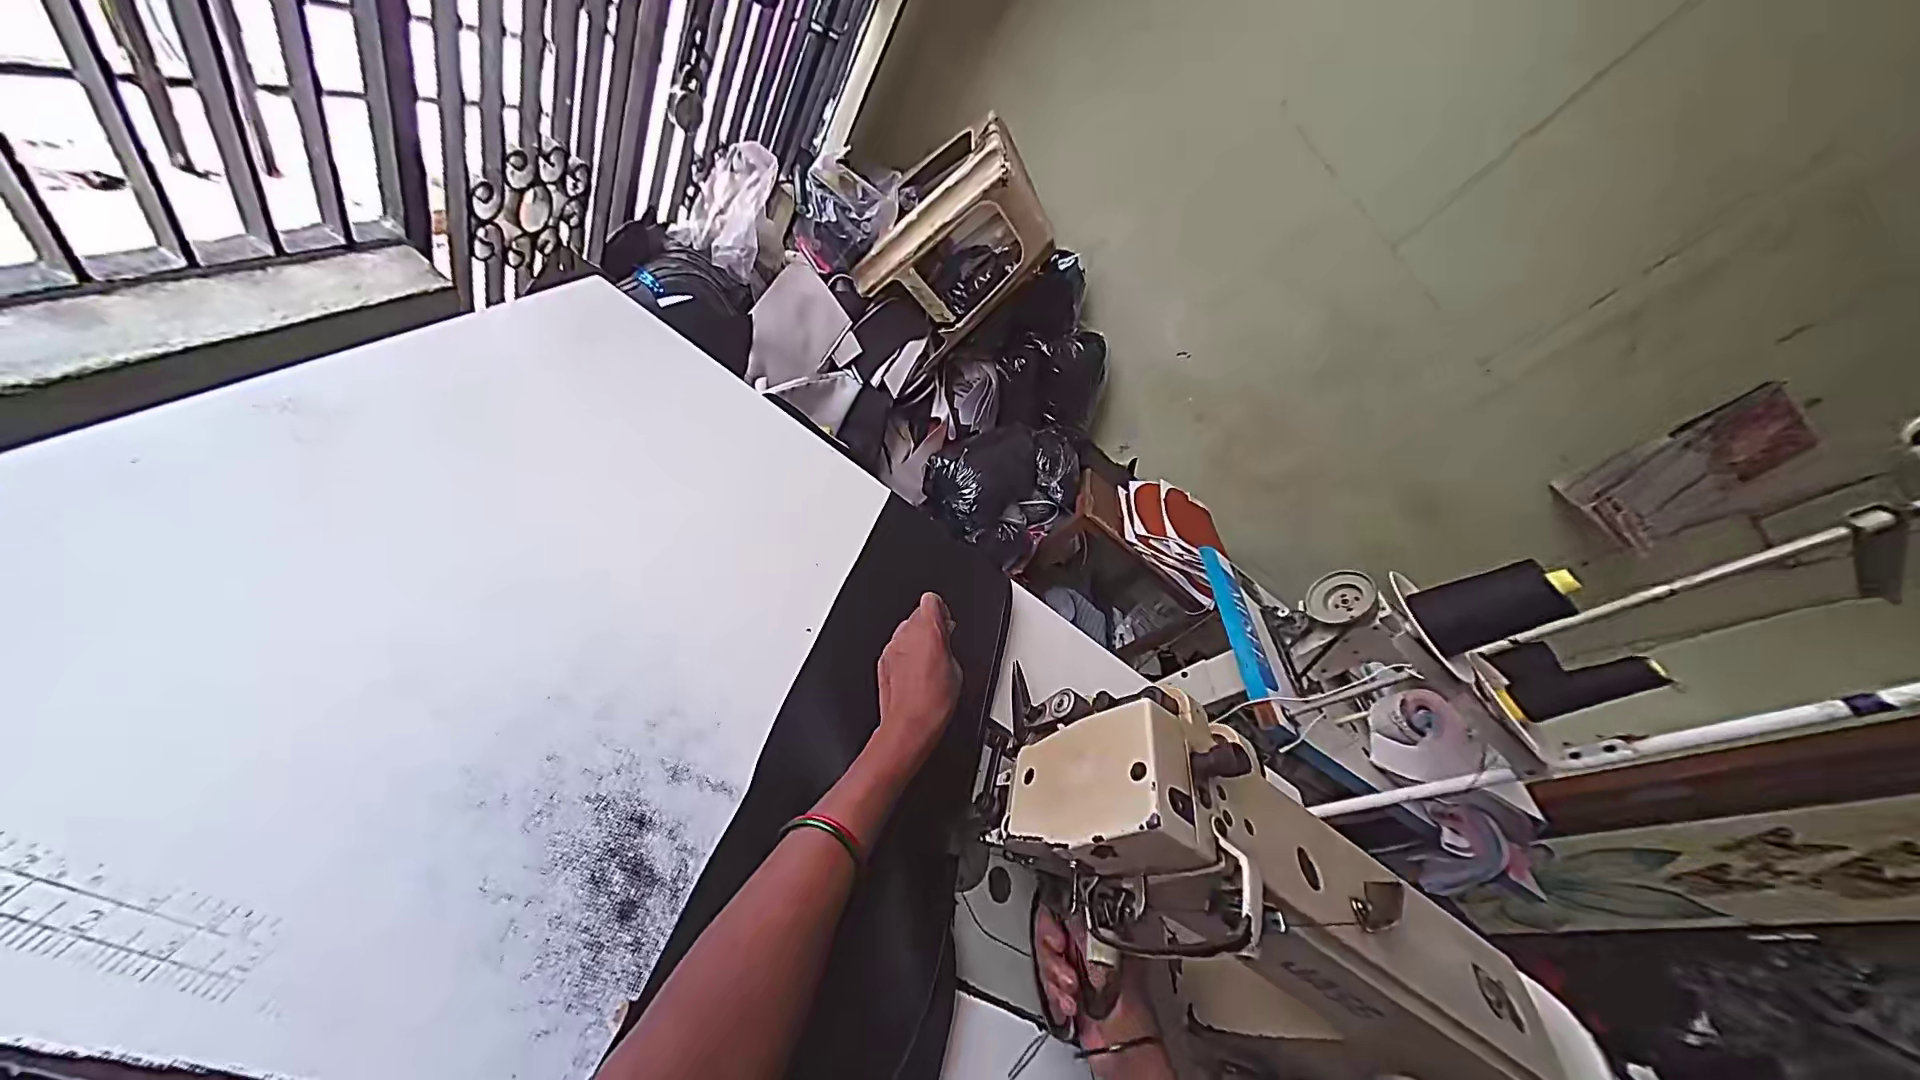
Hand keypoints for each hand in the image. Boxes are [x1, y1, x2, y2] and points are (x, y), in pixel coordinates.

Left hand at [872, 593, 960, 770]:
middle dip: (928, 625)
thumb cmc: (934, 701)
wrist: (909, 724)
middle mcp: (906, 634)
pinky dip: (904, 653)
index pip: (931, 600)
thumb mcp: (957, 668)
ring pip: (905, 630)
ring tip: (926, 661)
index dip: (940, 610)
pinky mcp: (883, 660)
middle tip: (939, 643)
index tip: (946, 622)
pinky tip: (914, 672)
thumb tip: (946, 639)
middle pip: (917, 613)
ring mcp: (892, 647)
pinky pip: (896, 647)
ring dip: (915, 639)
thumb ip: (948, 643)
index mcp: (928, 630)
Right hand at [1035, 906, 1159, 1049]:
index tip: (1057, 943)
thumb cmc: (1126, 1001)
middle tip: (1068, 975)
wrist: (1123, 1045)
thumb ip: (1080, 925)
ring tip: (1072, 994)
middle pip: (1046, 935)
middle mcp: (1084, 944)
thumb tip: (1063, 904)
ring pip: (1044, 960)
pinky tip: (1069, 1005)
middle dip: (1052, 959)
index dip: (1051, 925)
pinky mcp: (1066, 990)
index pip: (1059, 910)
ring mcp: (1075, 967)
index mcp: (1096, 927)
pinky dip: (1054, 996)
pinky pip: (1046, 983)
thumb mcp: (1100, 952)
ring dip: (1054, 981)